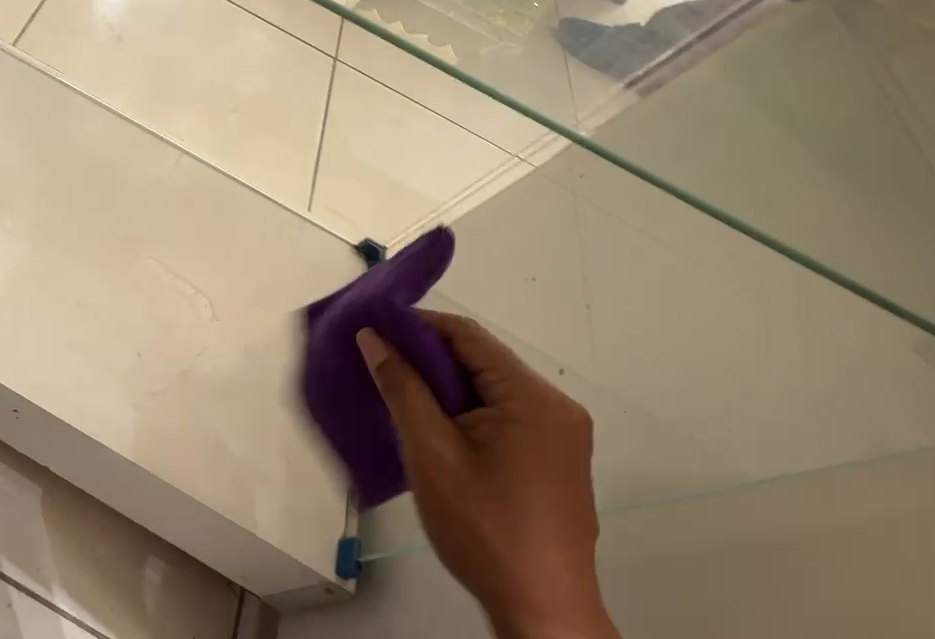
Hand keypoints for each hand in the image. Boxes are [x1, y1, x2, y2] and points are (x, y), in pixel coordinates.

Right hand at [358, 311, 615, 638]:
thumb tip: (373, 337)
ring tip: (399, 394)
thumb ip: (402, 386)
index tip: (372, 330)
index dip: (416, 324)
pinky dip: (467, 410)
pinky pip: (505, 414)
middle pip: (482, 359)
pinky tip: (436, 428)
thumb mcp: (430, 451)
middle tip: (378, 364)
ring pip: (491, 388)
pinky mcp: (556, 459)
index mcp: (532, 398)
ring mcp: (562, 435)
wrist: (542, 609)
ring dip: (445, 385)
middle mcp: (556, 406)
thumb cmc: (482, 526)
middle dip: (427, 357)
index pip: (467, 336)